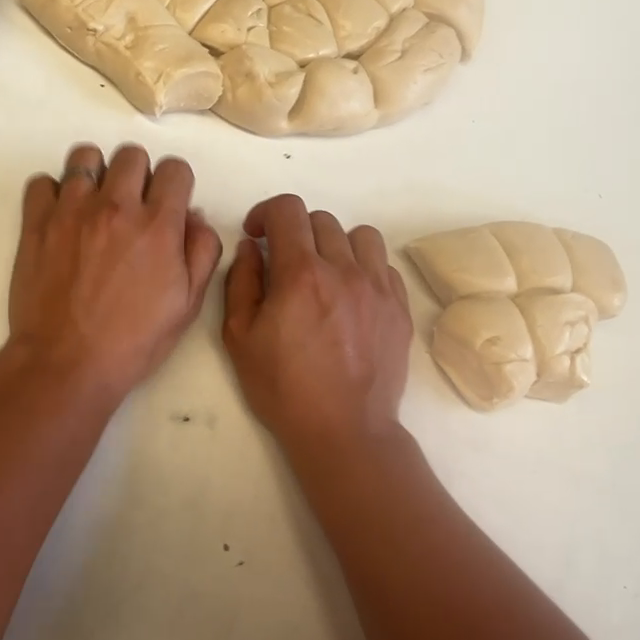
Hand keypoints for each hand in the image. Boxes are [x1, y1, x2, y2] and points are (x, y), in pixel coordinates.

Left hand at [8, 144, 222, 401]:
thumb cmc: (133, 341)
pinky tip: (60, 217)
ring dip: (95, 174)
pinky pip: (42, 181)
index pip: (175, 169)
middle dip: (138, 174)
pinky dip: (52, 192)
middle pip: (131, 155)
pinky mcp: (36, 222)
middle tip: (132, 206)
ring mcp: (71, 210)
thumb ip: (201, 252)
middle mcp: (116, 206)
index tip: (167, 205)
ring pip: (85, 156)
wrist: (66, 363)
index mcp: (158, 225)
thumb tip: (194, 216)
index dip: (176, 185)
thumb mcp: (187, 305)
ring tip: (93, 204)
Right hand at [222, 194, 413, 450]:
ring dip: (335, 243)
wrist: (344, 429)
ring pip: (360, 235)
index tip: (257, 233)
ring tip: (324, 272)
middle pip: (321, 220)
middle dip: (295, 232)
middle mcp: (344, 270)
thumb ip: (242, 282)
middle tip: (284, 262)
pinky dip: (363, 268)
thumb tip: (251, 247)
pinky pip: (384, 265)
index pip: (287, 210)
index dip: (266, 213)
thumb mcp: (240, 337)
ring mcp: (378, 288)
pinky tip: (350, 295)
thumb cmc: (283, 387)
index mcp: (300, 273)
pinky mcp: (399, 308)